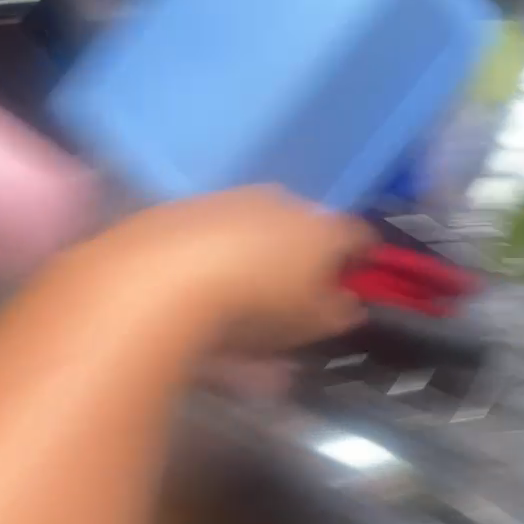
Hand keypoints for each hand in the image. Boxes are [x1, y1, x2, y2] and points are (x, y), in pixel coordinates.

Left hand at [66, 186, 373, 352]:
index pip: (359, 235)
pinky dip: (223, 259)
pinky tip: (213, 289)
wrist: (157, 282)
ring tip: (256, 293)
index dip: (366, 257)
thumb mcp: (316, 322)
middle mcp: (280, 201)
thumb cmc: (260, 305)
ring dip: (264, 255)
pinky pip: (217, 236)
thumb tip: (350, 303)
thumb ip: (342, 311)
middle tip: (308, 287)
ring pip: (260, 228)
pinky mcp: (180, 210)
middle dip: (310, 254)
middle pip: (306, 226)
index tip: (363, 275)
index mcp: (323, 227)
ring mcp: (228, 200)